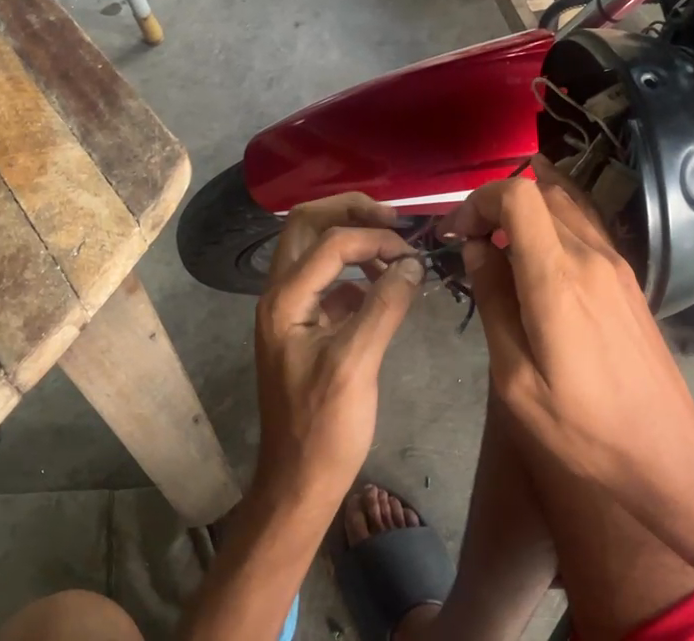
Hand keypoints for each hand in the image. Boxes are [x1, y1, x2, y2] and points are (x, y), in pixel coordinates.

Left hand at [252, 196, 424, 503]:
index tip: (413, 252)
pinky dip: (358, 273)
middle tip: (395, 220)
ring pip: (317, 250)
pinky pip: (330, 282)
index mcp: (283, 299)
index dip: (374, 237)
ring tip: (396, 251)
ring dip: (354, 239)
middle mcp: (280, 295)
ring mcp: (292, 310)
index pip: (330, 241)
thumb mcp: (356, 363)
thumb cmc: (324, 427)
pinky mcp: (308, 327)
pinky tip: (387, 287)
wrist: (299, 481)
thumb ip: (384, 306)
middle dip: (350, 212)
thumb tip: (413, 263)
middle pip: (307, 226)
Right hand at [443, 160, 693, 498]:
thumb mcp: (516, 379)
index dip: (479, 200)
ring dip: (524, 208)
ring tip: (498, 244)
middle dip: (495, 204)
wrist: (664, 449)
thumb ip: (493, 304)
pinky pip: (583, 223)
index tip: (458, 234)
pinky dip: (551, 219)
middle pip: (539, 191)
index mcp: (558, 280)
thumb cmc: (581, 427)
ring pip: (564, 202)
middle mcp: (590, 256)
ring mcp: (614, 262)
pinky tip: (534, 250)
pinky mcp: (626, 275)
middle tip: (470, 240)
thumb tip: (476, 249)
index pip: (518, 195)